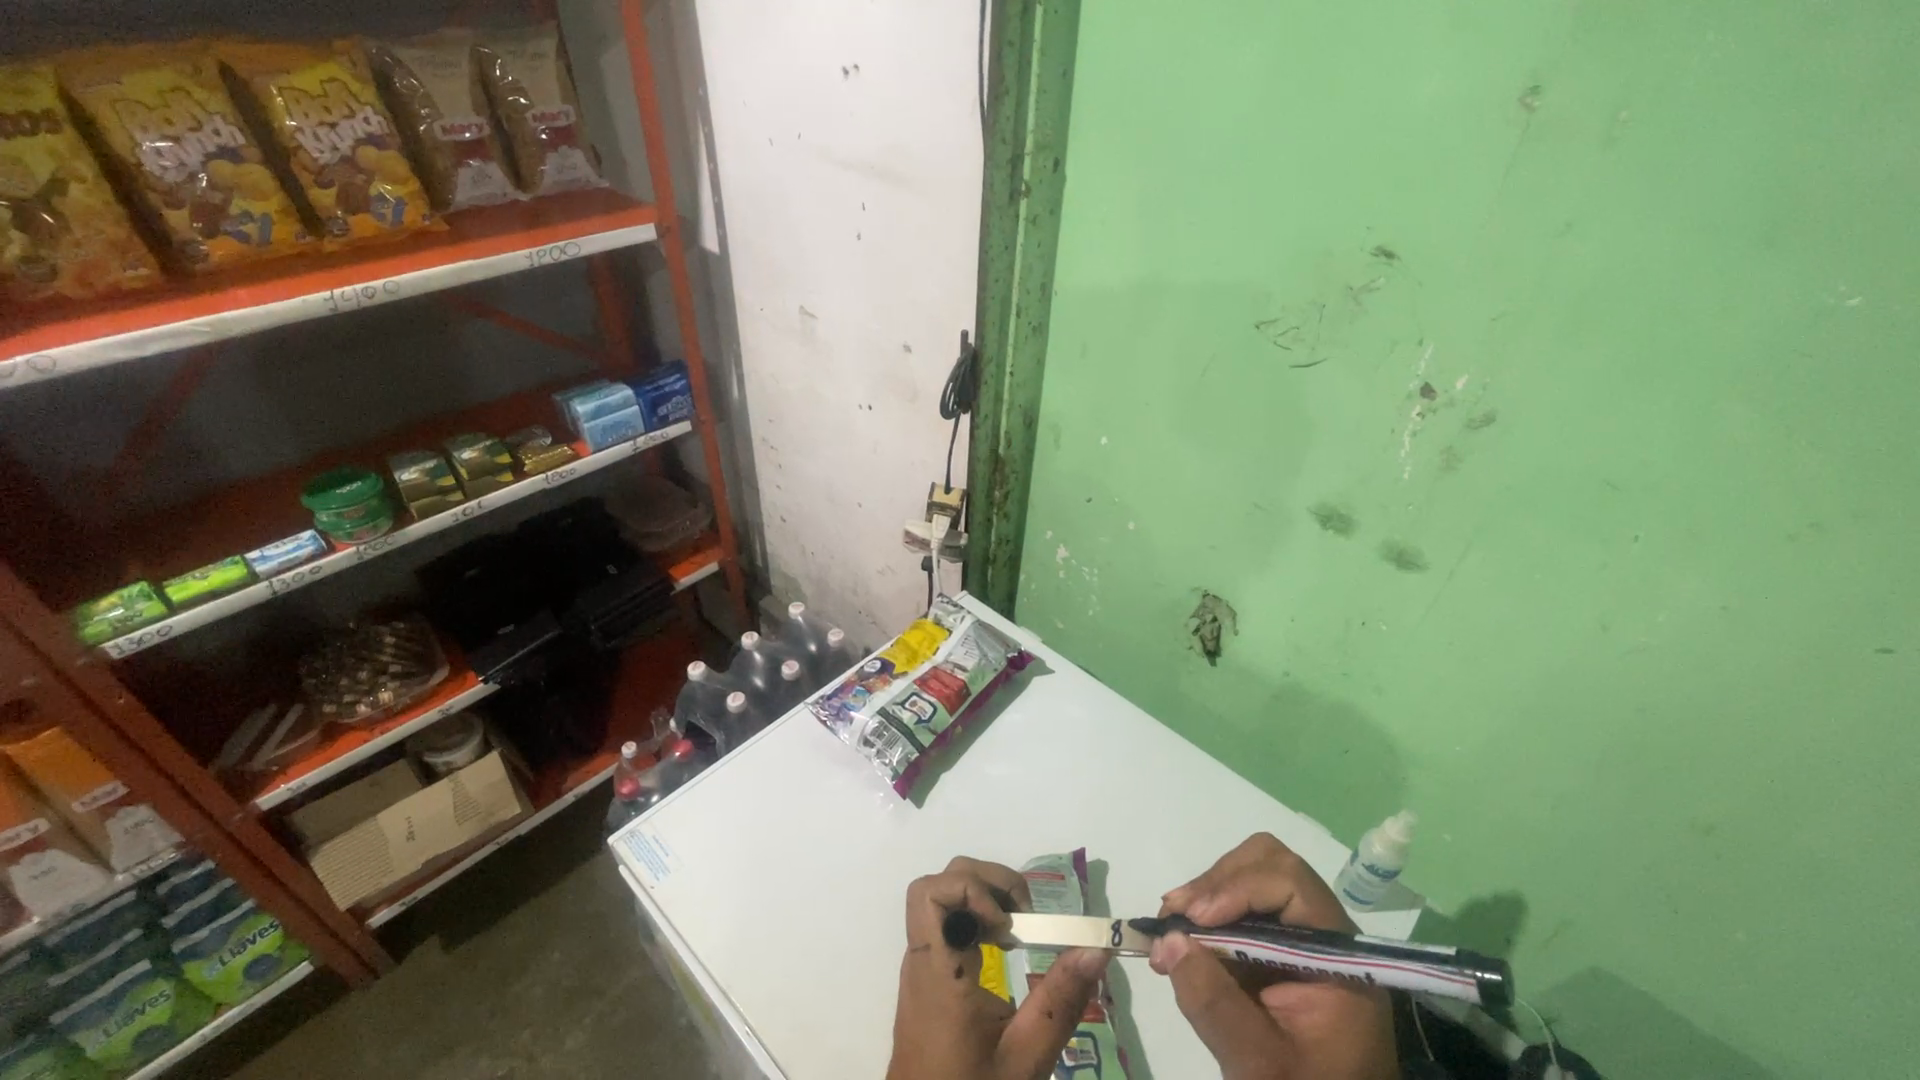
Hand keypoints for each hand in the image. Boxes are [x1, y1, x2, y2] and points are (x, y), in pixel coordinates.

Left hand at [887, 857, 1108, 1079]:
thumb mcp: (1026, 1057)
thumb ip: (1060, 1001)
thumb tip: (1095, 949)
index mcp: (939, 971)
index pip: (932, 893)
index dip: (973, 889)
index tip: (1009, 926)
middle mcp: (923, 957)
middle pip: (937, 884)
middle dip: (986, 883)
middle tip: (1024, 916)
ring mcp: (922, 964)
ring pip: (941, 899)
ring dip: (984, 898)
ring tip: (1020, 929)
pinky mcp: (929, 974)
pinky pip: (946, 923)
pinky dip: (977, 919)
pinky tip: (1006, 946)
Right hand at [1151, 833, 1397, 1079]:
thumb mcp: (1261, 1062)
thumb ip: (1216, 1005)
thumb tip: (1169, 940)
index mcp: (1339, 956)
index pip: (1291, 883)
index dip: (1237, 888)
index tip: (1193, 919)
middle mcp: (1325, 933)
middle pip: (1269, 864)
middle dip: (1215, 883)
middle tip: (1174, 917)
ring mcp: (1301, 938)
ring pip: (1250, 877)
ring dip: (1205, 896)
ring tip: (1169, 931)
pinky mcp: (1278, 950)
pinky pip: (1240, 908)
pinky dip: (1206, 914)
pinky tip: (1181, 940)